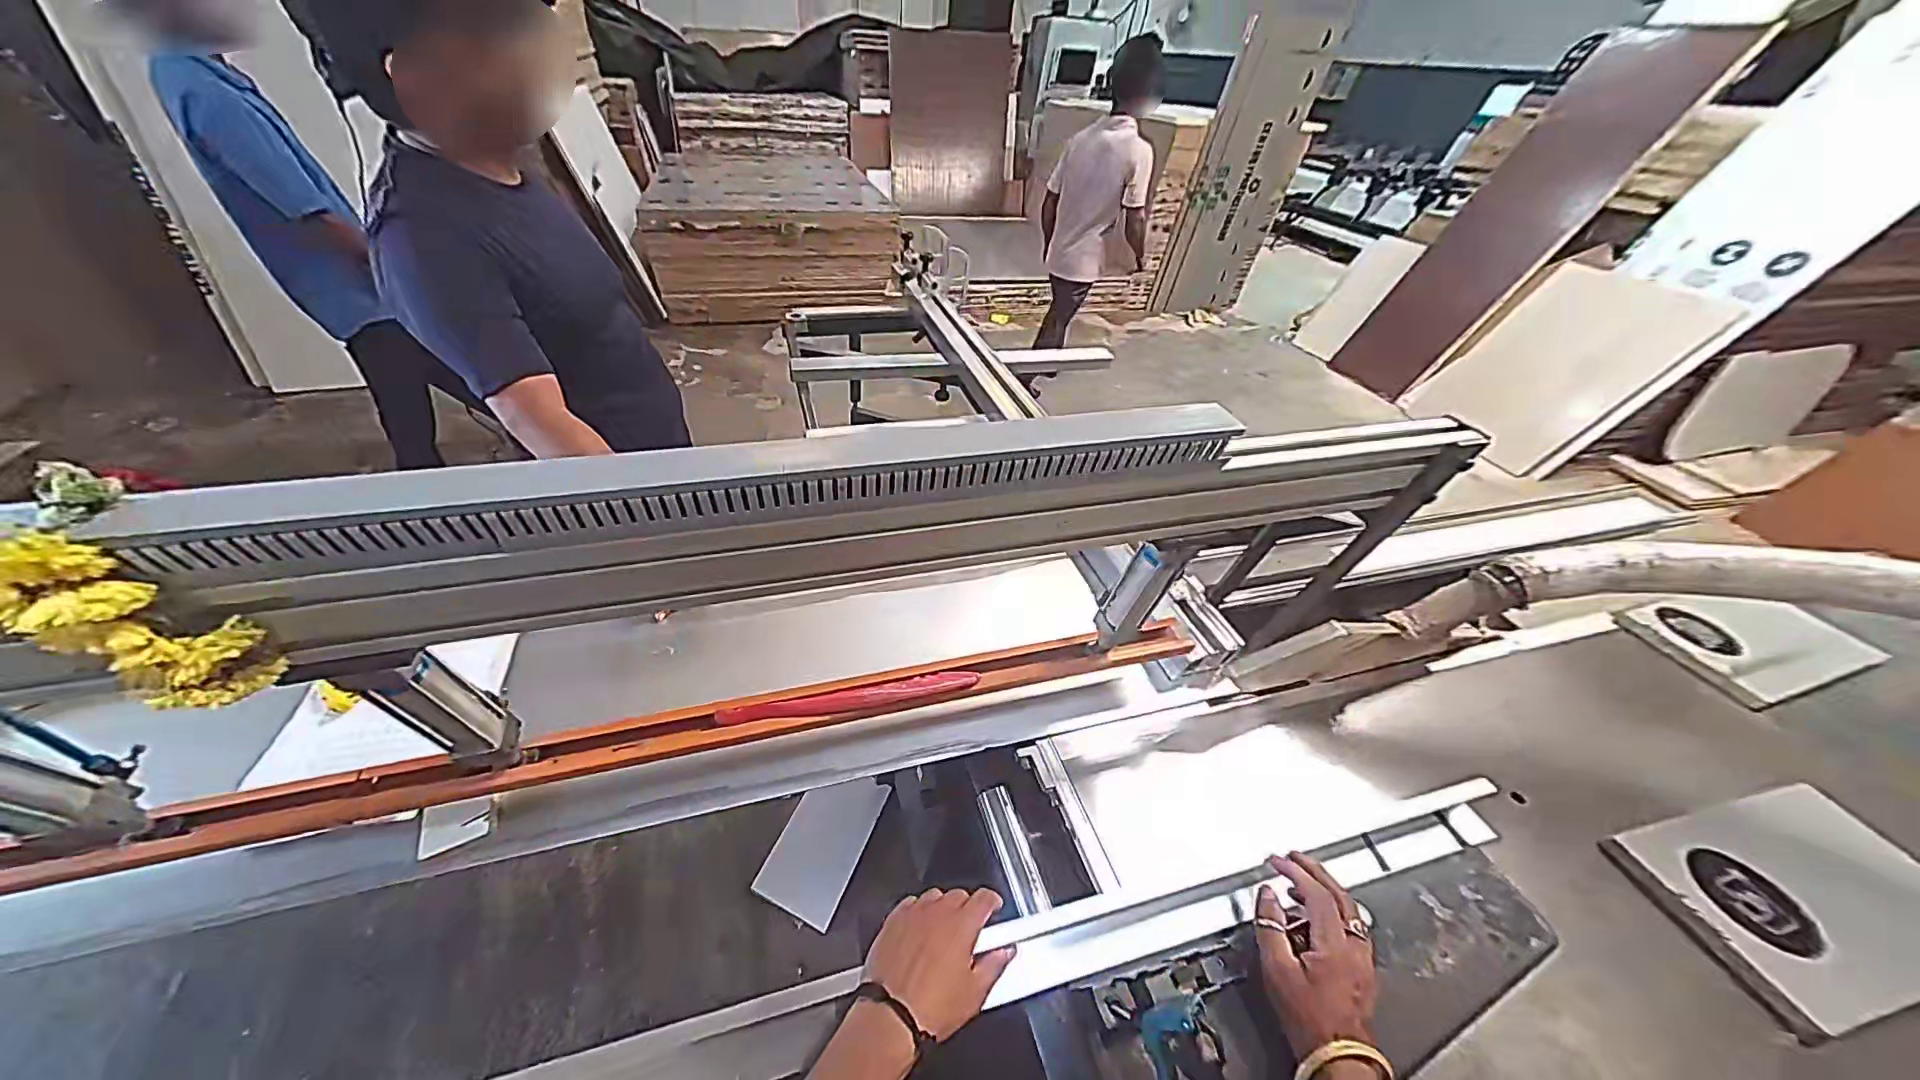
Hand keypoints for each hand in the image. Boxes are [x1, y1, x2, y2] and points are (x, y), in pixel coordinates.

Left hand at [864, 887, 1016, 1040]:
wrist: (891, 1017)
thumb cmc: (930, 1008)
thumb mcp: (974, 993)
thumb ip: (994, 965)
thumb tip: (1004, 953)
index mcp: (962, 925)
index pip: (984, 898)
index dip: (992, 901)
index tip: (994, 908)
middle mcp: (938, 912)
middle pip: (959, 895)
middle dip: (968, 908)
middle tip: (970, 930)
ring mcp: (914, 914)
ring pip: (934, 897)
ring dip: (943, 909)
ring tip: (944, 933)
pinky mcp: (893, 921)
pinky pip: (911, 905)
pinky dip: (919, 913)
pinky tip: (920, 932)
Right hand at [1255, 853, 1378, 1059]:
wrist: (1338, 1056)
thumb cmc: (1309, 1019)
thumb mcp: (1277, 969)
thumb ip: (1270, 926)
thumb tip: (1267, 896)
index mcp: (1335, 944)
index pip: (1316, 893)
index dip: (1295, 871)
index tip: (1277, 861)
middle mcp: (1355, 948)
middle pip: (1339, 895)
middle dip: (1314, 871)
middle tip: (1294, 858)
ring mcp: (1362, 960)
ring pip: (1348, 911)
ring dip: (1324, 891)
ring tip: (1300, 885)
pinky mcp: (1363, 971)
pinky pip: (1351, 927)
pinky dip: (1332, 911)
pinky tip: (1316, 918)